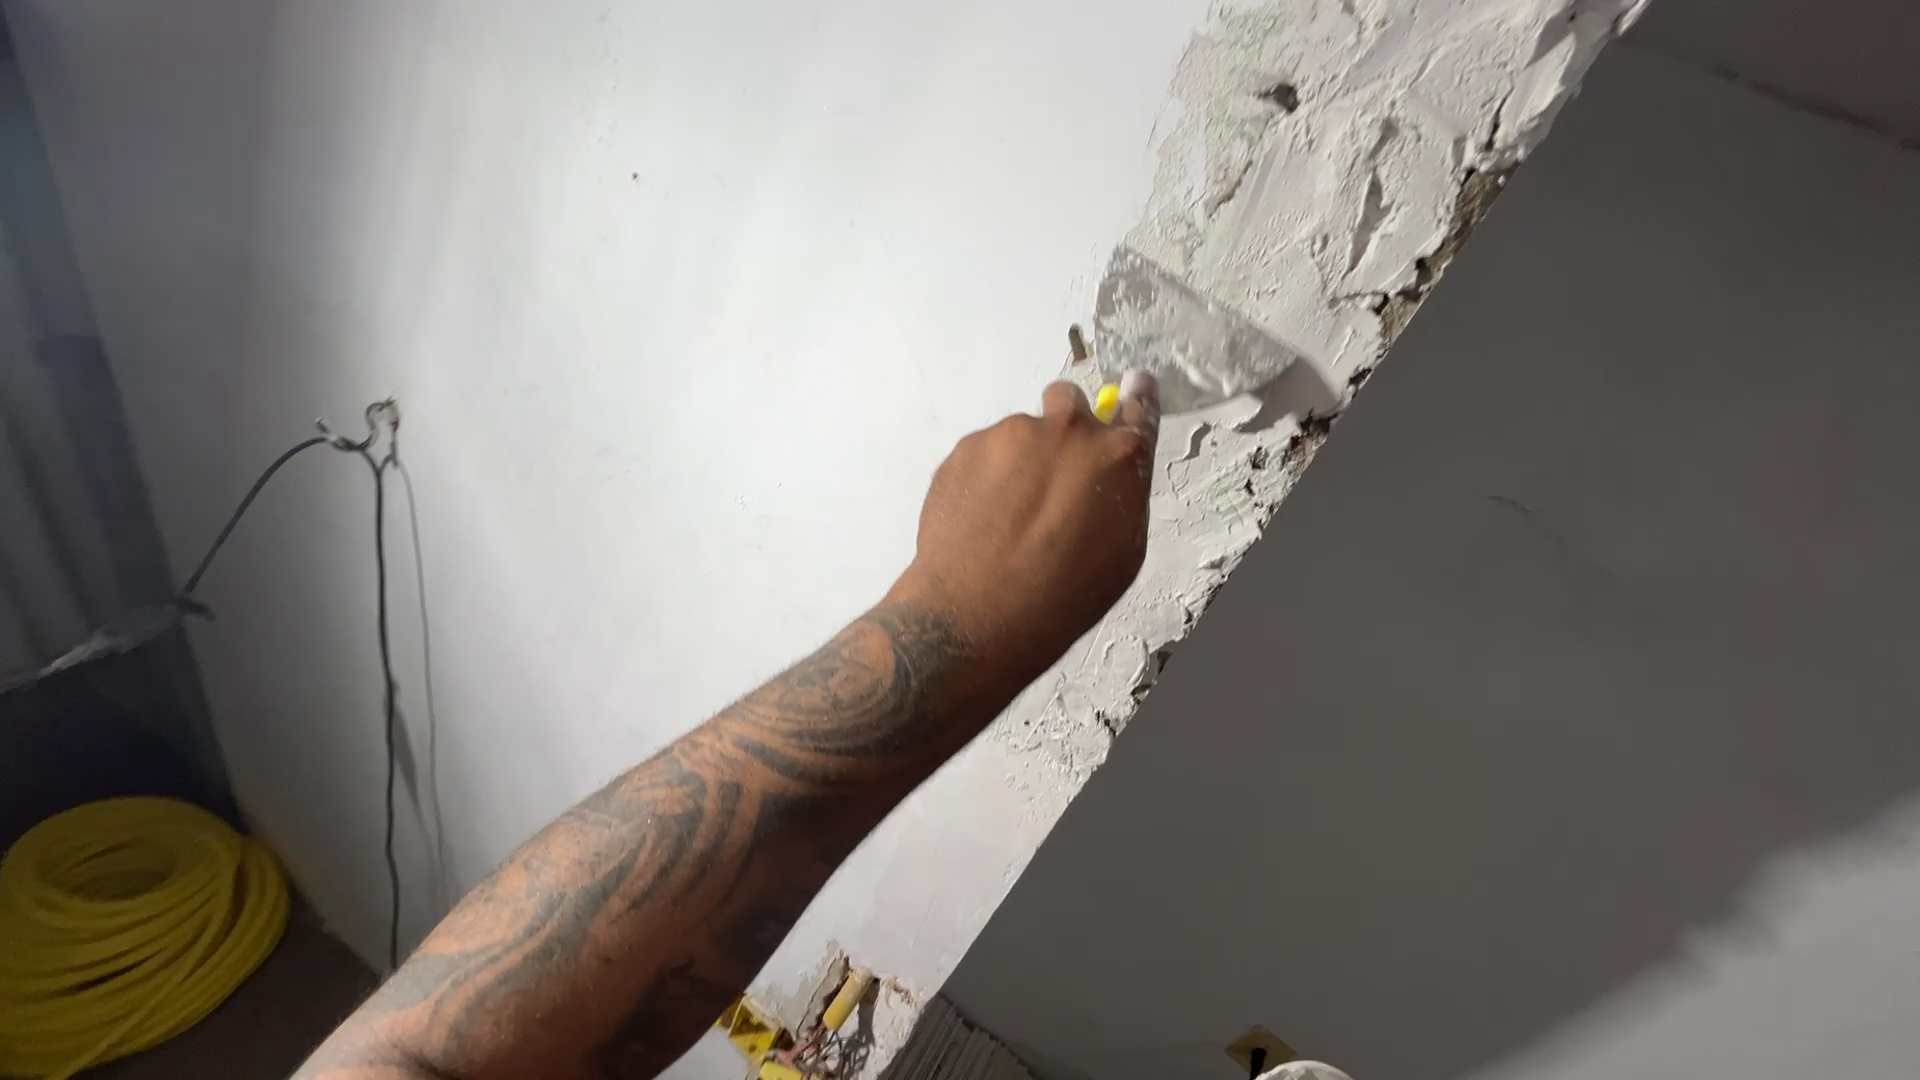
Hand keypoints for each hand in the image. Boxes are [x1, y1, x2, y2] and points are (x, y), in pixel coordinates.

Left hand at [888, 371, 1159, 700]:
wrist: (979, 612)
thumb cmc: (1060, 595)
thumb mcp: (1121, 552)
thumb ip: (1122, 492)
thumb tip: (1111, 469)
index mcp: (1117, 457)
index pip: (1137, 408)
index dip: (1135, 398)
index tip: (1132, 389)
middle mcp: (1067, 431)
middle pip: (1069, 402)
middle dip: (1063, 428)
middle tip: (1049, 474)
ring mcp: (1011, 434)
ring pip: (1020, 432)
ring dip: (1018, 459)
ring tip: (1006, 516)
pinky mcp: (966, 446)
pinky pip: (981, 452)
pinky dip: (982, 476)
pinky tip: (979, 518)